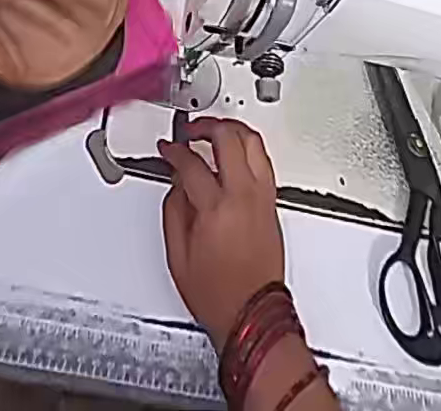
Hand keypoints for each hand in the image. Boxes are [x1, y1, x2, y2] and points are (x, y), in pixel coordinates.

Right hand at [157, 117, 284, 348]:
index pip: (191, 162)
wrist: (253, 315)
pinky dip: (247, 146)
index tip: (168, 148)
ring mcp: (262, 197)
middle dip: (206, 126)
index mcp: (216, 208)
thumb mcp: (178, 255)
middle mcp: (243, 196)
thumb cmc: (220, 293)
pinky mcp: (272, 202)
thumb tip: (176, 183)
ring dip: (231, 129)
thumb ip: (173, 210)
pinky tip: (235, 149)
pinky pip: (263, 159)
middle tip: (192, 130)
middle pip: (227, 138)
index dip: (175, 150)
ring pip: (252, 141)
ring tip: (215, 130)